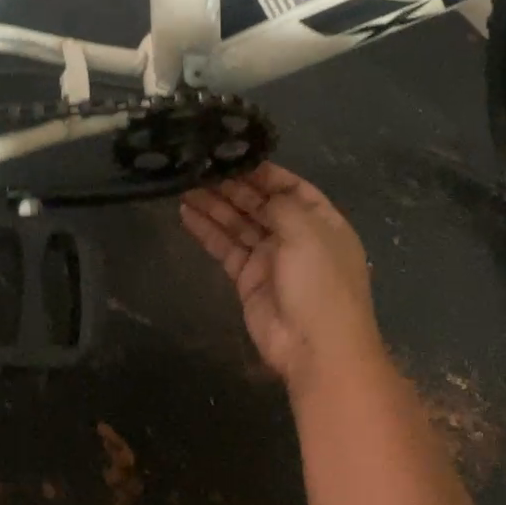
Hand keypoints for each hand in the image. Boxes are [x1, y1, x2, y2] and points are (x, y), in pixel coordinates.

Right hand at [180, 162, 383, 390]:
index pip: (290, 186)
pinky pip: (225, 247)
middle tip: (199, 166)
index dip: (263, 171)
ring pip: (238, 223)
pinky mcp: (248, 278)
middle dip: (232, 185)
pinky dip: (207, 230)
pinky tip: (185, 212)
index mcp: (321, 221)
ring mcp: (271, 258)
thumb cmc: (320, 283)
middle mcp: (296, 235)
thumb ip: (280, 203)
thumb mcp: (307, 232)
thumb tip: (256, 188)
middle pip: (260, 203)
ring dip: (214, 204)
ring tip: (184, 183)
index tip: (231, 155)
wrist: (317, 349)